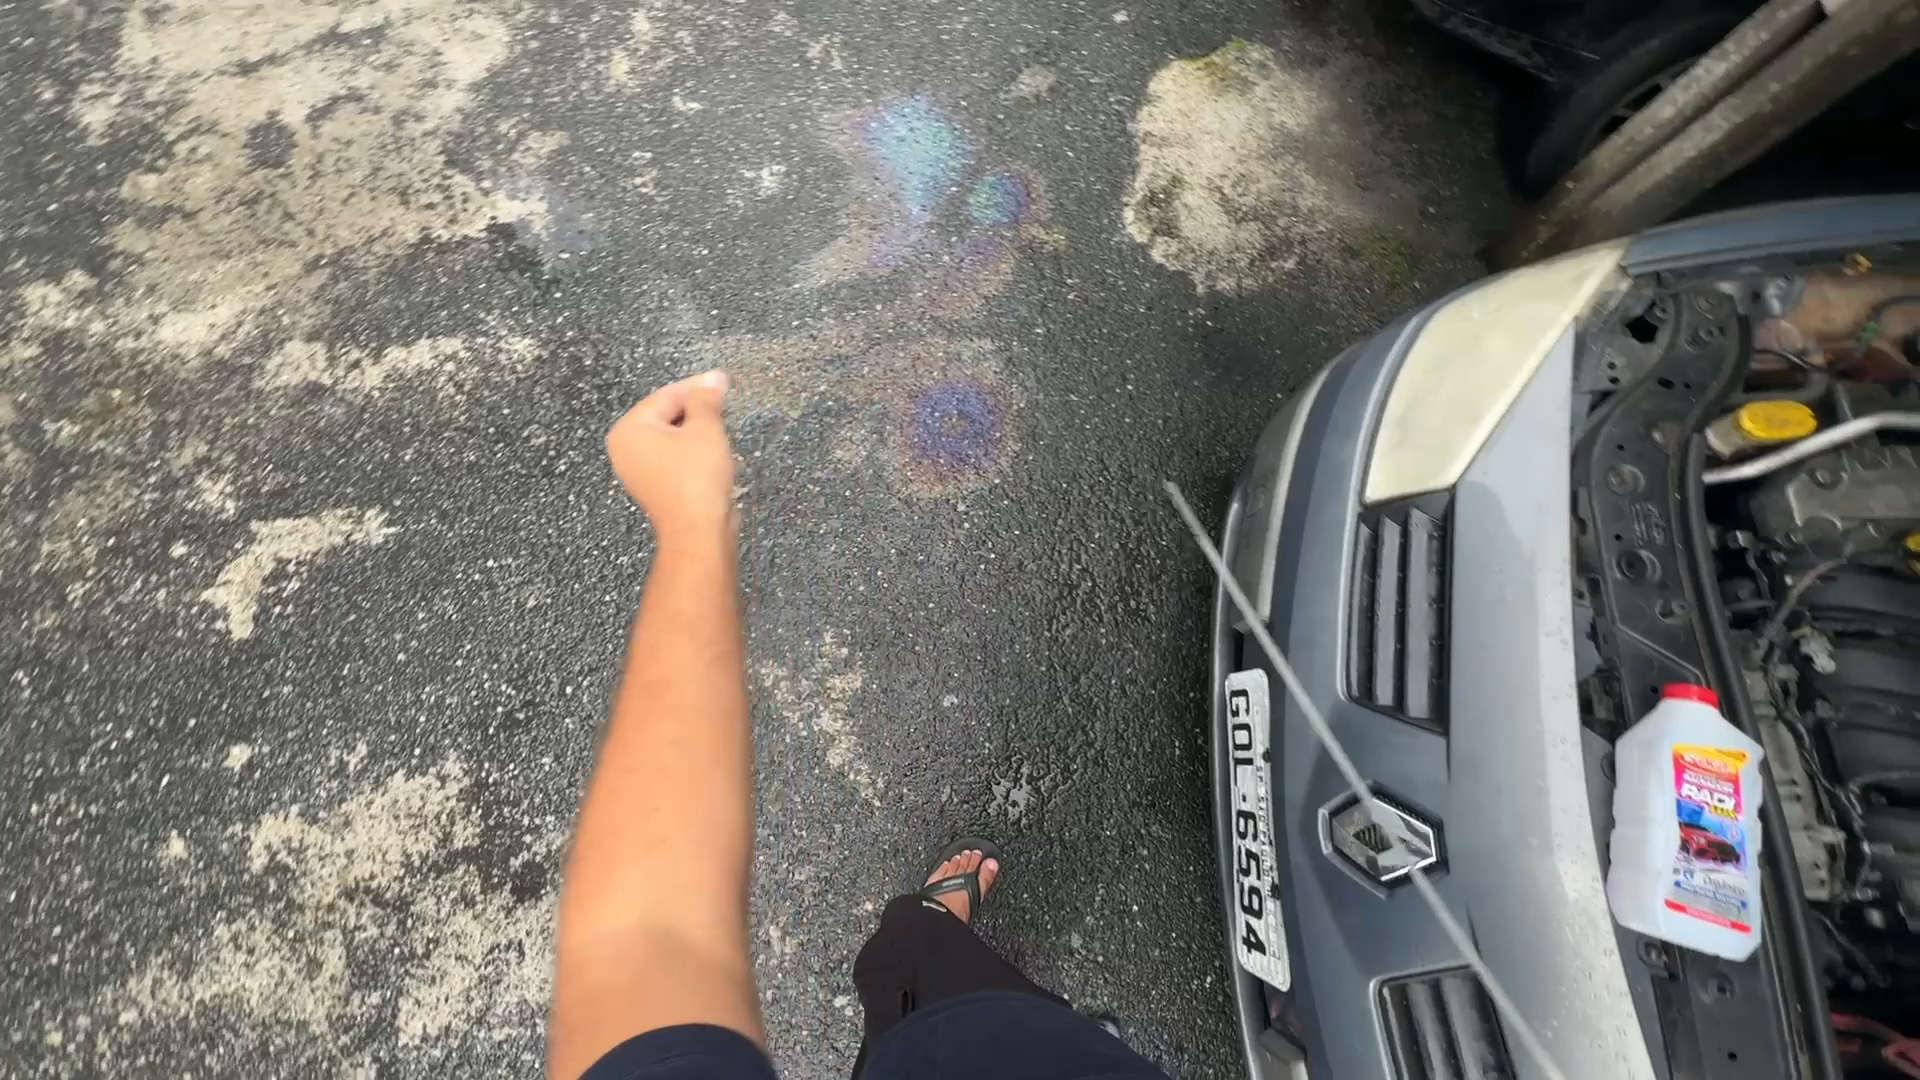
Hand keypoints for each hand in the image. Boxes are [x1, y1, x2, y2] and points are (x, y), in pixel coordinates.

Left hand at [607, 371, 735, 546]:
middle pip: (666, 416)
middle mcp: (626, 449)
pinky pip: (674, 459)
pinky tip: (715, 454)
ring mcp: (638, 471)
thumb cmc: (698, 477)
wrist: (698, 532)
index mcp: (629, 430)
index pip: (665, 396)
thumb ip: (706, 399)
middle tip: (726, 403)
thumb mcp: (705, 430)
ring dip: (697, 432)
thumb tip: (714, 378)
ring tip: (724, 427)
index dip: (697, 386)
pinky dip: (693, 452)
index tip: (723, 380)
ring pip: (671, 439)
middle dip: (697, 410)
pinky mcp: (655, 488)